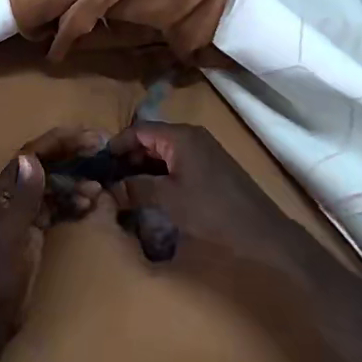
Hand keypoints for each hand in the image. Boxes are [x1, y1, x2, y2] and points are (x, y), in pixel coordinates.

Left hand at [0, 127, 105, 326]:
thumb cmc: (0, 271)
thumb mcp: (13, 232)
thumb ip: (24, 196)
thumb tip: (31, 157)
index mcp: (3, 188)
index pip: (32, 153)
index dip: (58, 141)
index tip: (86, 136)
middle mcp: (12, 193)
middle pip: (44, 164)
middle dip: (70, 154)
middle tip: (99, 149)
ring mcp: (24, 210)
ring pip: (53, 185)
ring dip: (75, 181)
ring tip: (98, 187)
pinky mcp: (34, 228)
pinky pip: (57, 205)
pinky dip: (73, 202)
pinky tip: (90, 204)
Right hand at [108, 122, 301, 276]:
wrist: (262, 232)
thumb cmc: (212, 210)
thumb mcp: (168, 200)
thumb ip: (136, 189)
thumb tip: (110, 189)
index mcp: (180, 136)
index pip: (139, 130)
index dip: (117, 144)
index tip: (99, 162)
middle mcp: (191, 136)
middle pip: (151, 139)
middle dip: (129, 157)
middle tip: (109, 178)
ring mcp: (203, 151)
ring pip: (164, 153)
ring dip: (144, 168)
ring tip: (125, 188)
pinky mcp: (210, 168)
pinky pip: (177, 163)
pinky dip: (160, 174)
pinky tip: (150, 193)